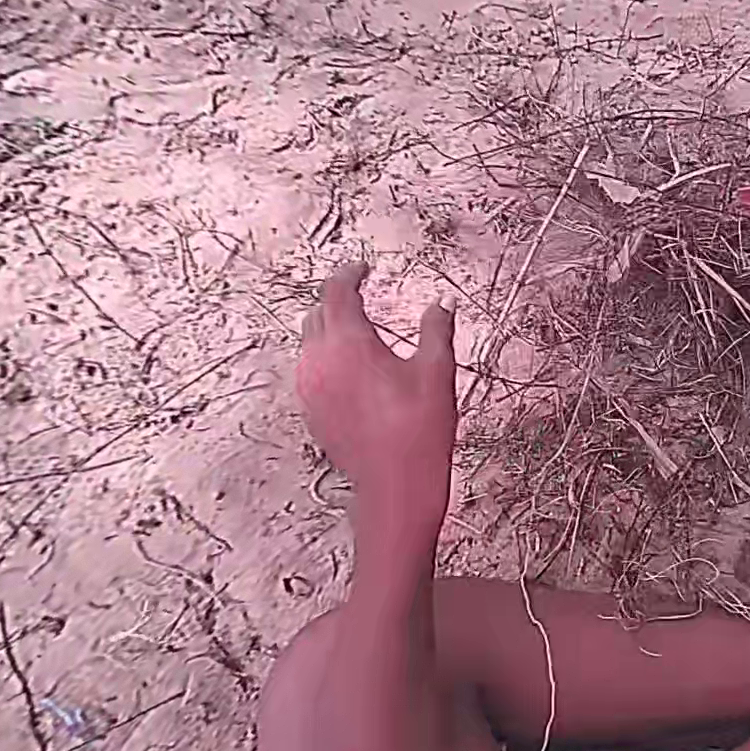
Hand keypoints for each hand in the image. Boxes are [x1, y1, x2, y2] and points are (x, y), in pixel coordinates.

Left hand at [297, 263, 457, 537]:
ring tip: (361, 331)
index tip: (363, 268)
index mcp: (350, 344)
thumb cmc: (419, 427)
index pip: (337, 293)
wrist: (396, 482)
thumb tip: (439, 306)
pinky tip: (353, 369)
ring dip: (330, 329)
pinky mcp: (312, 410)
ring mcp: (311, 388)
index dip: (349, 274)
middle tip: (362, 295)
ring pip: (310, 343)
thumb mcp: (437, 370)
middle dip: (338, 300)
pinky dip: (327, 358)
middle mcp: (320, 362)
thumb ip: (436, 330)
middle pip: (318, 314)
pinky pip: (311, 370)